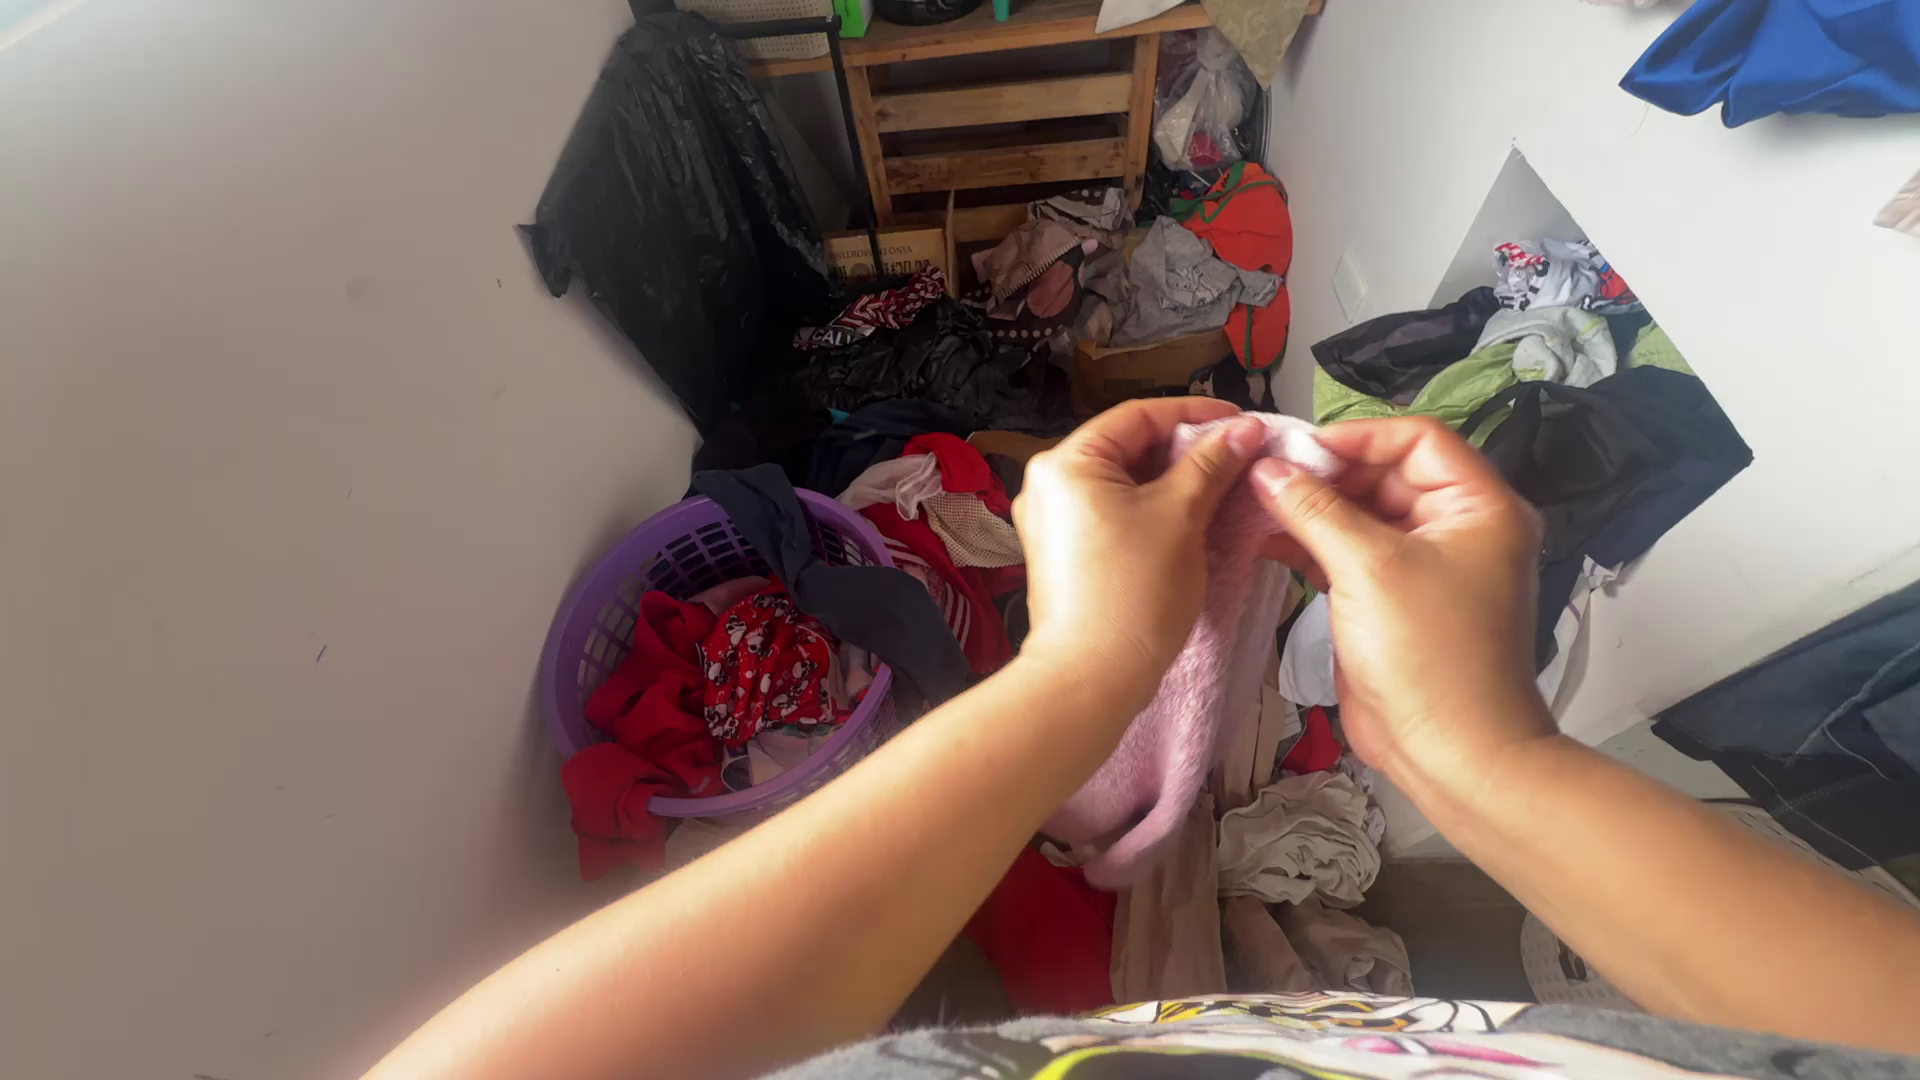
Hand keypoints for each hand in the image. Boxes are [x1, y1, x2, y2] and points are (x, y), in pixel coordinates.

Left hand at [1014, 398, 1268, 708]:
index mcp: (1065, 463)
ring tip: (1222, 484)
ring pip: (1121, 482)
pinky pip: (1111, 512)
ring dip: (1171, 480)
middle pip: (1126, 447)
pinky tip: (1190, 515)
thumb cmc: (1132, 591)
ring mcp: (1050, 520)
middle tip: (1237, 456)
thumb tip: (1243, 429)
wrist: (1090, 676)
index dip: (1193, 414)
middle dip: (1184, 450)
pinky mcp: (1062, 550)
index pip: (1136, 416)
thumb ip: (1211, 464)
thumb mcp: (1180, 517)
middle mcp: (1047, 484)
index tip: (1240, 422)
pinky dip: (1149, 508)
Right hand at [1249, 417, 1552, 790]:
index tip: (1297, 449)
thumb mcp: (1368, 567)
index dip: (1357, 436)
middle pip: (1381, 474)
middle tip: (1264, 474)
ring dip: (1307, 506)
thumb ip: (1314, 511)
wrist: (1447, 748)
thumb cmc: (1427, 652)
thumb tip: (1265, 469)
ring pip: (1355, 512)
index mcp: (1476, 507)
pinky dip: (1304, 541)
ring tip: (1253, 501)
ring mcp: (1414, 562)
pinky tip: (1263, 537)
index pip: (1417, 440)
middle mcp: (1450, 527)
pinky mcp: (1382, 593)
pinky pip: (1341, 549)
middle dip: (1323, 473)